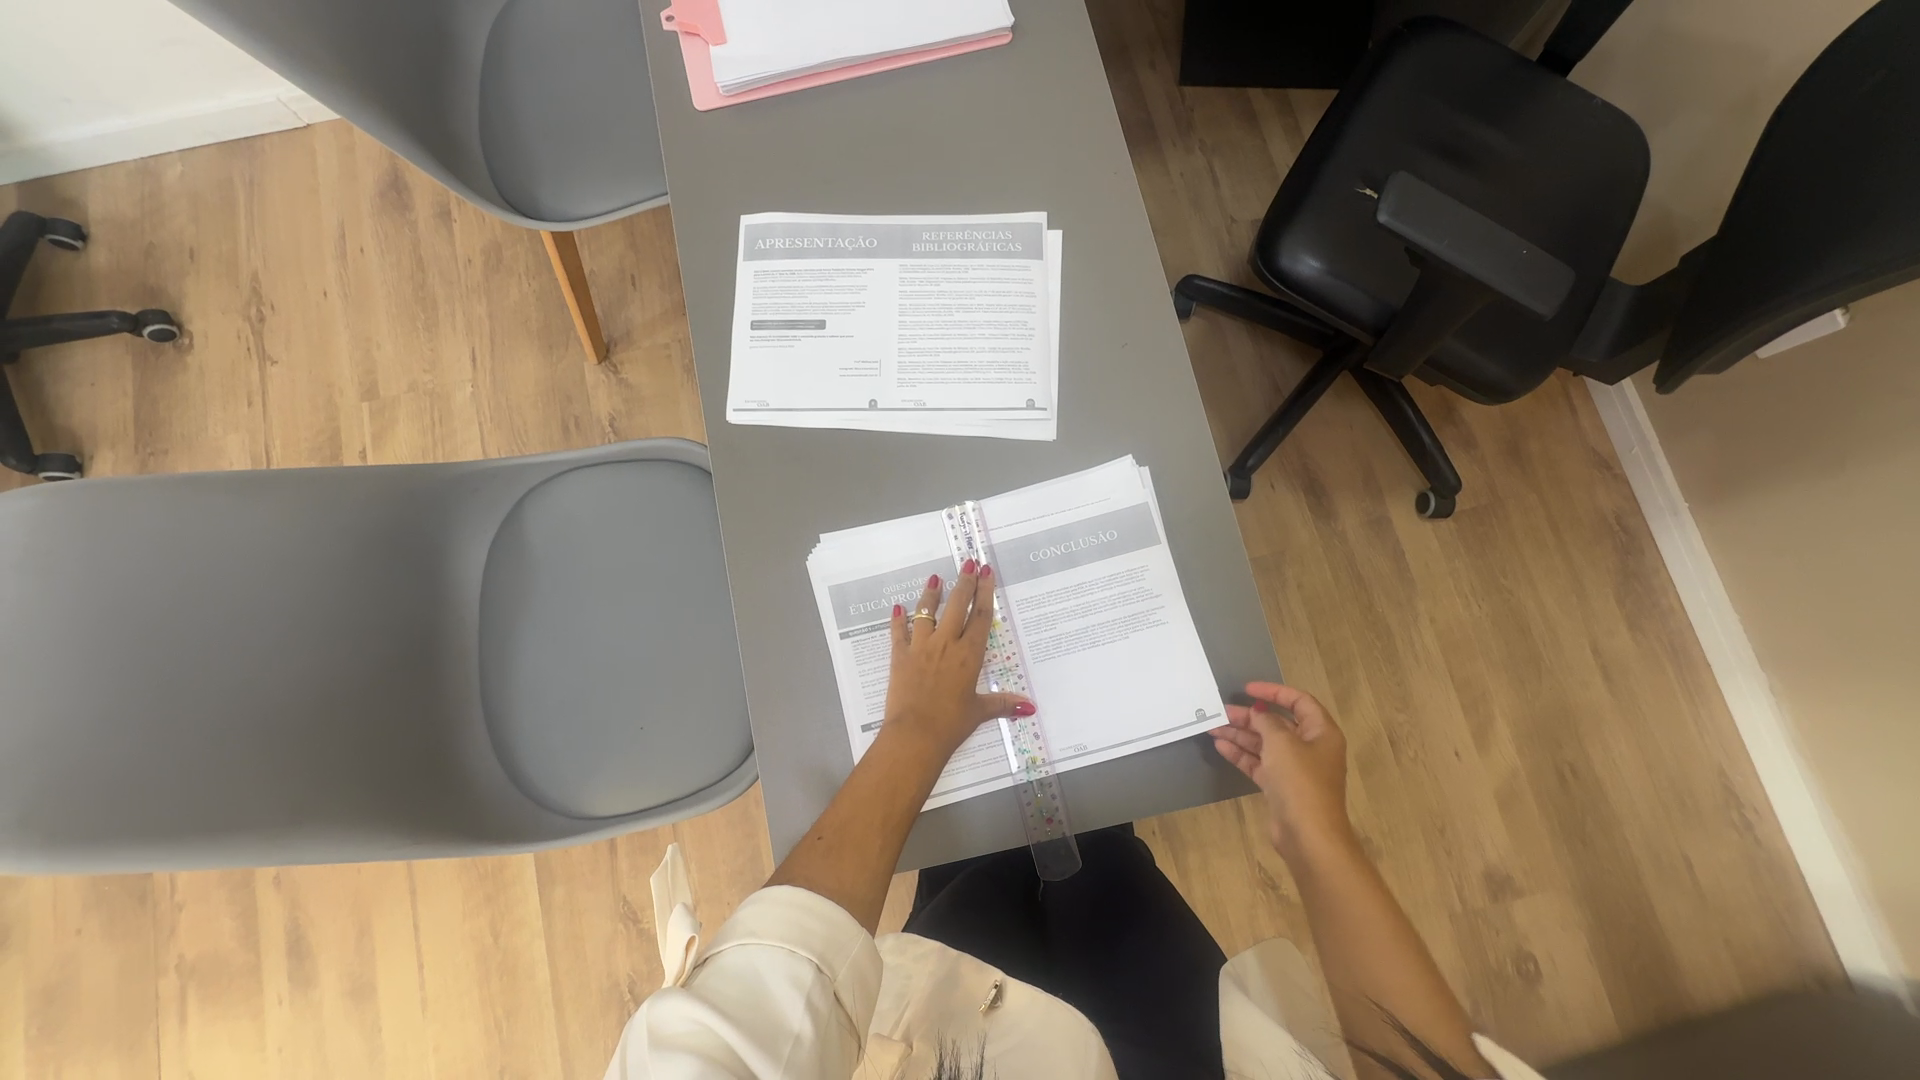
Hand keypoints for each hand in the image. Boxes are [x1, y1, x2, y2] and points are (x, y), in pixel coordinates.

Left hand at [882, 561, 1032, 761]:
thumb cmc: (951, 724)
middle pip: (957, 606)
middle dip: (964, 583)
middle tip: (968, 563)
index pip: (980, 616)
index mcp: (969, 654)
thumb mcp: (979, 711)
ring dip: (931, 594)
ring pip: (927, 613)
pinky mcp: (899, 656)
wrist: (914, 734)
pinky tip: (897, 608)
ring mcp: (920, 648)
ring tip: (935, 577)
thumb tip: (1030, 707)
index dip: (984, 592)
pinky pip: (898, 632)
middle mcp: (946, 644)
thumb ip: (1003, 704)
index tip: (986, 572)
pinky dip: (897, 620)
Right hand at [1210, 682, 1353, 863]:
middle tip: (1222, 712)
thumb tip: (1259, 713)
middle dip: (1250, 717)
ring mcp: (1295, 769)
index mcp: (1321, 732)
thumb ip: (1267, 722)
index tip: (1248, 689)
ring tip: (1214, 727)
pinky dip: (1242, 754)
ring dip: (1241, 735)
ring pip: (1265, 744)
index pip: (1299, 702)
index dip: (1274, 692)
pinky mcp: (1281, 787)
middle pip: (1278, 724)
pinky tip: (1221, 746)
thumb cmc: (1300, 781)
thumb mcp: (1282, 742)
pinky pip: (1259, 763)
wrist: (1308, 834)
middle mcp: (1311, 748)